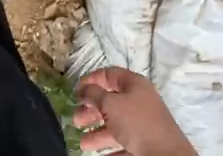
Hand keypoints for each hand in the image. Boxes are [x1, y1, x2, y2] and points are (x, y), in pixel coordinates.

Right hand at [71, 68, 195, 155]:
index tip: (76, 90)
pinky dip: (111, 149)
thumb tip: (83, 88)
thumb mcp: (110, 104)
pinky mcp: (146, 144)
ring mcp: (144, 124)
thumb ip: (94, 94)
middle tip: (76, 120)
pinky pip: (124, 143)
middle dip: (91, 111)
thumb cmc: (137, 123)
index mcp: (134, 84)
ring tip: (83, 143)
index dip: (91, 80)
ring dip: (98, 133)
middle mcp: (139, 101)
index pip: (109, 74)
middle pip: (110, 102)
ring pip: (116, 125)